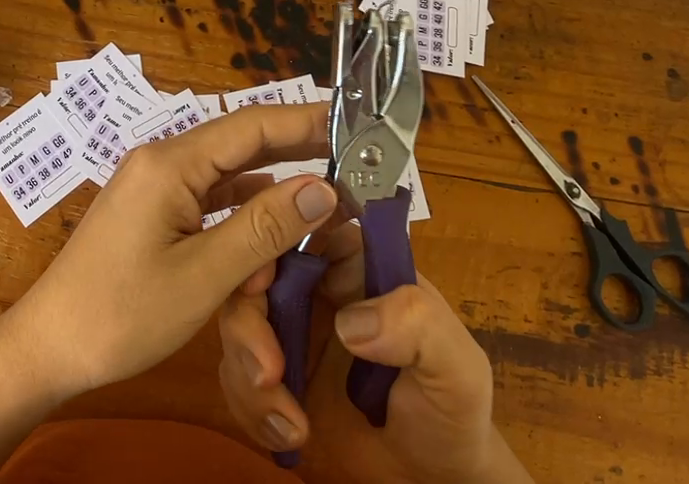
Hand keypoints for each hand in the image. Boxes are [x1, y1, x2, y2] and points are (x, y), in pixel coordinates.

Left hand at [5, 104, 340, 399]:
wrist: (50, 347)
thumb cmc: (122, 312)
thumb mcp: (204, 275)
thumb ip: (264, 227)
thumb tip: (324, 187)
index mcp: (169, 163)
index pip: (250, 126)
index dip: (304, 121)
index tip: (355, 123)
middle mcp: (161, 163)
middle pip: (239, 145)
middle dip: (296, 150)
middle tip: (355, 157)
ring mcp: (154, 189)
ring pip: (226, 177)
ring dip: (271, 189)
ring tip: (327, 194)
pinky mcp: (152, 215)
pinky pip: (208, 203)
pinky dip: (243, 214)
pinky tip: (276, 229)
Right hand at [217, 224, 532, 483]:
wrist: (429, 479)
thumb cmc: (449, 410)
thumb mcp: (455, 365)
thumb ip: (419, 325)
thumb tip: (352, 322)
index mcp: (354, 265)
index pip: (301, 229)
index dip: (271, 243)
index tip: (260, 283)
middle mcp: (312, 288)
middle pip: (254, 277)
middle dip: (248, 326)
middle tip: (266, 374)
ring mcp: (286, 330)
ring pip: (236, 326)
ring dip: (248, 376)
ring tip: (291, 425)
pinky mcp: (269, 374)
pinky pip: (234, 375)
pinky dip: (251, 409)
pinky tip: (288, 437)